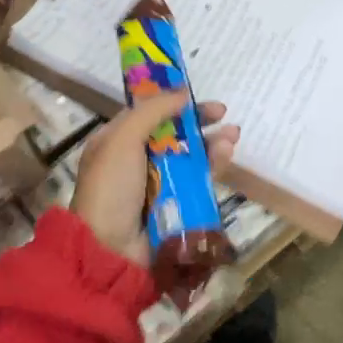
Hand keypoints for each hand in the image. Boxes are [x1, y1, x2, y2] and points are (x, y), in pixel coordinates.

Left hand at [71, 90, 238, 265]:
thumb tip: (182, 92)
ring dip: (211, 143)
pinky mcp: (176, 207)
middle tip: (223, 114)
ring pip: (190, 157)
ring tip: (232, 135)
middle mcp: (135, 162)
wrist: (110, 249)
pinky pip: (198, 181)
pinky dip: (212, 166)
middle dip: (199, 123)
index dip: (172, 103)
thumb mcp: (122, 140)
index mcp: (115, 143)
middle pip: (173, 134)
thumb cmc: (111, 188)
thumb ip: (152, 111)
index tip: (196, 96)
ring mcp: (157, 186)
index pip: (148, 115)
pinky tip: (225, 154)